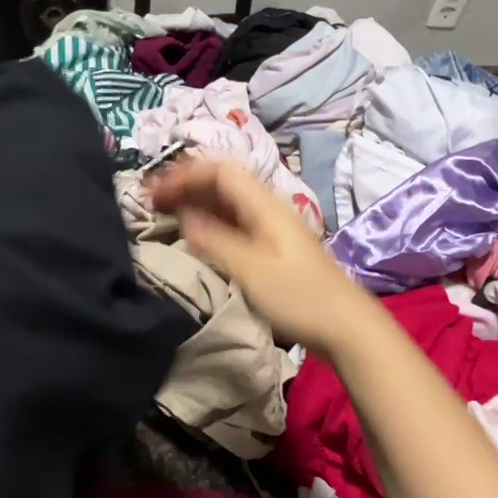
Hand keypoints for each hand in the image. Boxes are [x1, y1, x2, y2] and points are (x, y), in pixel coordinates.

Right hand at [146, 159, 374, 351]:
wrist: (347, 327)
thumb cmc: (300, 298)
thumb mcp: (251, 270)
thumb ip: (215, 240)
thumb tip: (184, 218)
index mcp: (265, 206)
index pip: (220, 171)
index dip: (185, 174)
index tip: (154, 190)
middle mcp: (268, 209)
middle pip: (222, 182)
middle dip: (185, 184)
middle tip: (150, 198)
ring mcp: (270, 228)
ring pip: (226, 202)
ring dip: (195, 201)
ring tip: (163, 211)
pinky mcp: (271, 248)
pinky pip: (233, 221)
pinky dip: (208, 220)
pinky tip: (193, 232)